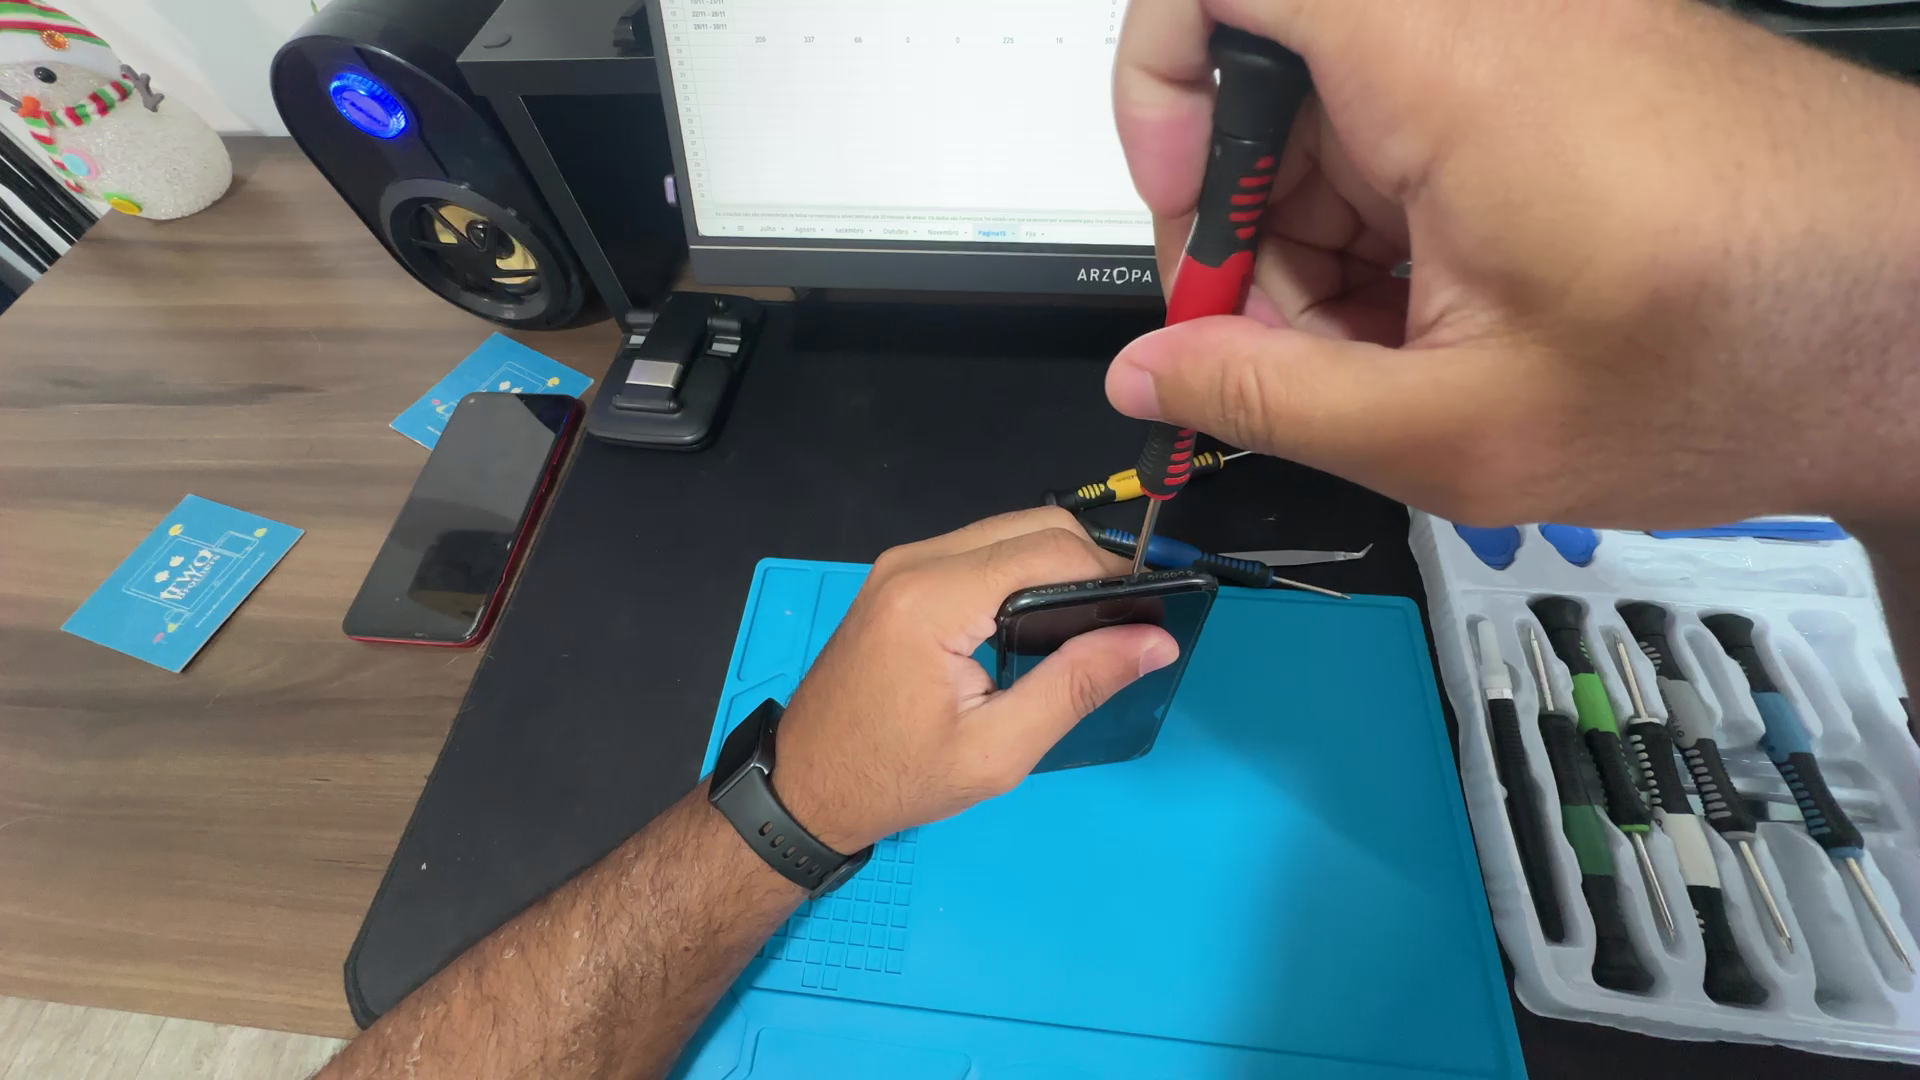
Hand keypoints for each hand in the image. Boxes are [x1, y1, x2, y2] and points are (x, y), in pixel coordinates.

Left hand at [769, 508, 1178, 852]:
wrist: (806, 783)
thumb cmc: (897, 778)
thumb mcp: (997, 750)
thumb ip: (1076, 686)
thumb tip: (1153, 641)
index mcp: (935, 598)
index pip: (1048, 549)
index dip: (1109, 573)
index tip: (1143, 616)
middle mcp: (915, 561)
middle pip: (1031, 525)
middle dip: (1086, 563)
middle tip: (1114, 624)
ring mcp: (902, 563)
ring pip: (1006, 531)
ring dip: (1053, 564)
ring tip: (1082, 625)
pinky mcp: (900, 575)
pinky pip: (978, 550)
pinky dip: (1018, 570)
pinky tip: (1033, 617)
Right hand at [1108, 0, 1919, 528]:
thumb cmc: (1724, 381)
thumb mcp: (1445, 434)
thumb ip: (1262, 401)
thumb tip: (1136, 375)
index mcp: (1456, 72)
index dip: (1161, 82)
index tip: (1186, 206)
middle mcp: (1476, 33)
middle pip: (1258, 94)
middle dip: (1234, 238)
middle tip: (1271, 351)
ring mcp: (1499, 67)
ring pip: (1309, 150)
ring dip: (1300, 272)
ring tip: (1369, 368)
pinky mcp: (1519, 106)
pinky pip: (1373, 170)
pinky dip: (1356, 265)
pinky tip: (1406, 342)